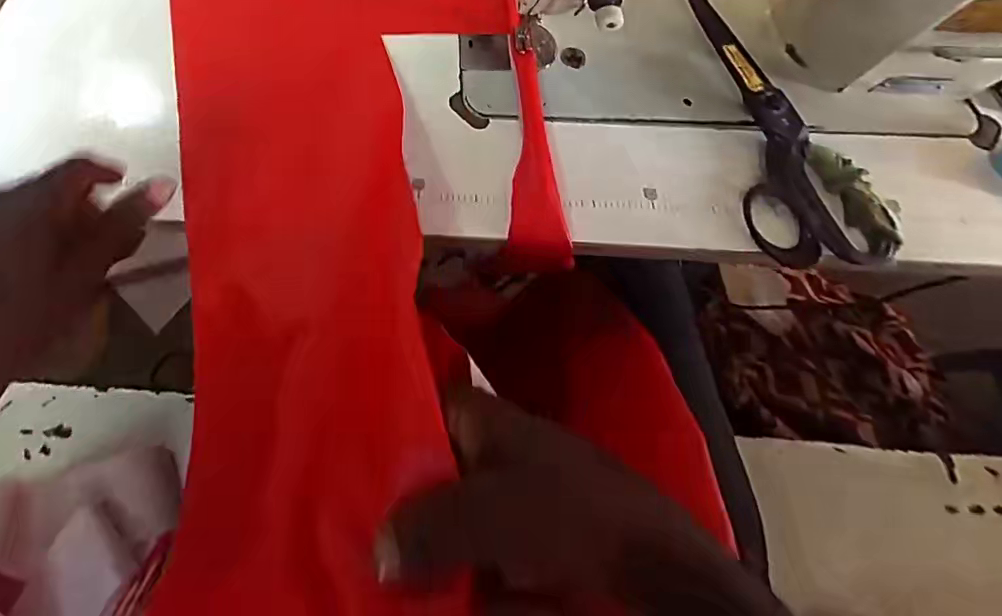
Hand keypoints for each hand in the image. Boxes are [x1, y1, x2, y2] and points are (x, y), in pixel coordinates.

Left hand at [0, 157, 175, 419]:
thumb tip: (163, 183)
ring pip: (20, 209)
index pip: (79, 168)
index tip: (125, 196)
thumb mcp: (83, 275)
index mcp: (32, 201)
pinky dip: (18, 240)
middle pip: (49, 189)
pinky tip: (24, 278)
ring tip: (67, 264)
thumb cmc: (23, 324)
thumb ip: (122, 224)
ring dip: (51, 225)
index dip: (110, 177)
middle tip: (103, 242)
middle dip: (82, 209)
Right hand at [381, 386, 784, 615]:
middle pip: (425, 470)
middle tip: (342, 518)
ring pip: (440, 522)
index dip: (389, 421)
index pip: (423, 405)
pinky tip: (409, 596)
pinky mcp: (515, 561)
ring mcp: (504, 511)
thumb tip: (376, 549)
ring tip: (362, 568)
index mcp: (485, 422)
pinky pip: (462, 566)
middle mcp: (489, 458)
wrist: (660, 582)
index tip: (348, 446)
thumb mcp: (495, 511)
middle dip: (390, 497)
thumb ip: (431, 522)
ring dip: (410, 548)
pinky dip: (440, 582)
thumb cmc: (573, 518)